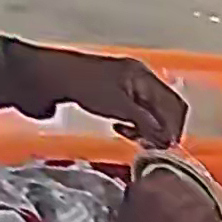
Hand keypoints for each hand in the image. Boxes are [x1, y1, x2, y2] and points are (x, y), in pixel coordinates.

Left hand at [11, 44, 186, 146]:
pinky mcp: (118, 94)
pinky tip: (124, 130)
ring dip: (148, 130)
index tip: (168, 145)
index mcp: (144, 76)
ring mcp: (129, 85)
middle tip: (153, 145)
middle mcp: (140, 78)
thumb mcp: (122, 108)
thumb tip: (168, 141)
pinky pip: (139, 114)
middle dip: (162, 130)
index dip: (174, 128)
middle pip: (166, 111)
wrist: (47, 76)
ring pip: (153, 114)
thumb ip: (149, 125)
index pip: (174, 106)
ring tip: (136, 138)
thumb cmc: (82, 85)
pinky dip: (136, 126)